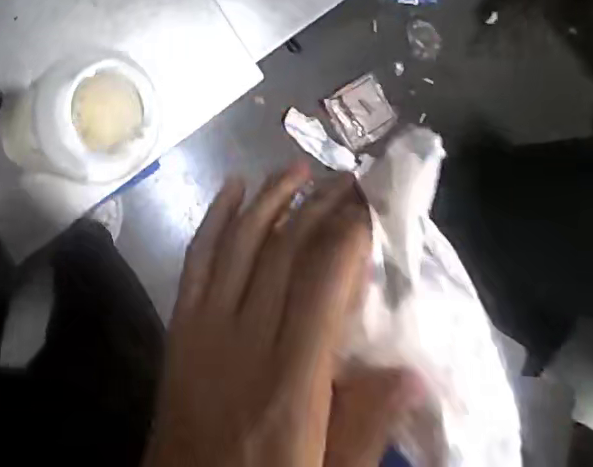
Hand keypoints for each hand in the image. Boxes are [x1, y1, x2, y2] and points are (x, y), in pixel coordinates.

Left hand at [141, 164, 408, 466]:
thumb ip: (365, 426)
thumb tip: (412, 370)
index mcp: (290, 381)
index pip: (321, 286)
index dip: (346, 238)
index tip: (368, 206)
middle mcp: (245, 338)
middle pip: (283, 253)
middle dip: (317, 207)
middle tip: (345, 177)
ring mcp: (205, 324)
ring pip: (240, 242)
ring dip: (270, 198)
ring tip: (298, 167)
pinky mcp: (179, 322)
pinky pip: (197, 257)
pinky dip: (215, 216)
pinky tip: (232, 187)